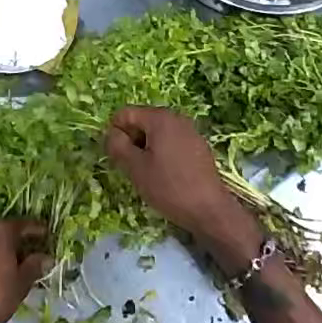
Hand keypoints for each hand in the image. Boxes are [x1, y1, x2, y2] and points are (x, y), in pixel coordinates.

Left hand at [0, 219, 50, 322]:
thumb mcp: (20, 284)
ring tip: (3, 264)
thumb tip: (45, 257)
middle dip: (14, 239)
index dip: (37, 231)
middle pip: (2, 229)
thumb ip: (34, 266)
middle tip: (26, 252)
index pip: (24, 224)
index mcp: (0, 230)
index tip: (46, 237)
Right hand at [105, 106, 247, 238]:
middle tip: (133, 167)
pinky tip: (166, 176)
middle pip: (142, 121)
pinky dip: (163, 153)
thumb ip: (117, 145)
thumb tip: (112, 133)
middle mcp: (176, 118)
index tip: (118, 157)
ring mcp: (190, 131)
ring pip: (156, 133)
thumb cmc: (168, 187)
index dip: (116, 133)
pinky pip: (172, 142)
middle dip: (132, 140)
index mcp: (160, 117)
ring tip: (149, 173)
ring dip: (146, 149)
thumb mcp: (135, 167)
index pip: (125, 113)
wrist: (209, 209)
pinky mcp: (198, 146)